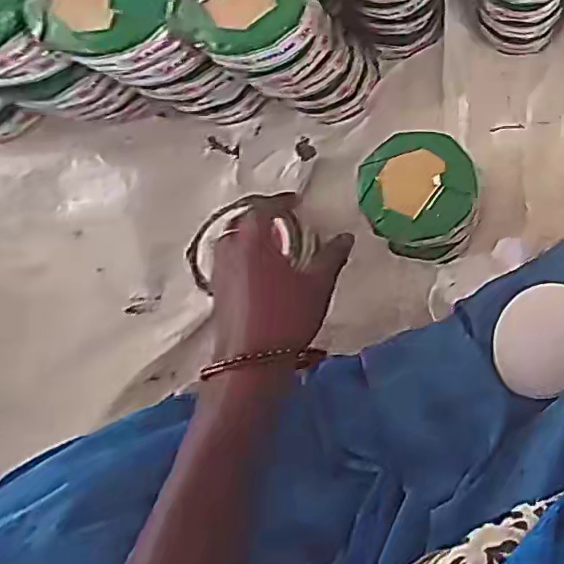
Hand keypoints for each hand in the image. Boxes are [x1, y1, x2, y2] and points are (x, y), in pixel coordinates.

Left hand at [209, 196, 352, 359]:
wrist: (252, 361)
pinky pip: (230, 260)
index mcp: (253, 243)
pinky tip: (266, 267)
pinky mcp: (219, 292)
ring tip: (276, 241)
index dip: (279, 201)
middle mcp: (231, 253)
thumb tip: (344, 237)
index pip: (261, 209)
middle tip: (286, 218)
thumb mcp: (318, 282)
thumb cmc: (287, 315)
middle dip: (261, 216)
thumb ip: (332, 255)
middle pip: (240, 223)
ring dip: (251, 236)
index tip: (296, 201)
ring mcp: (221, 273)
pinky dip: (246, 254)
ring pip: (231, 242)